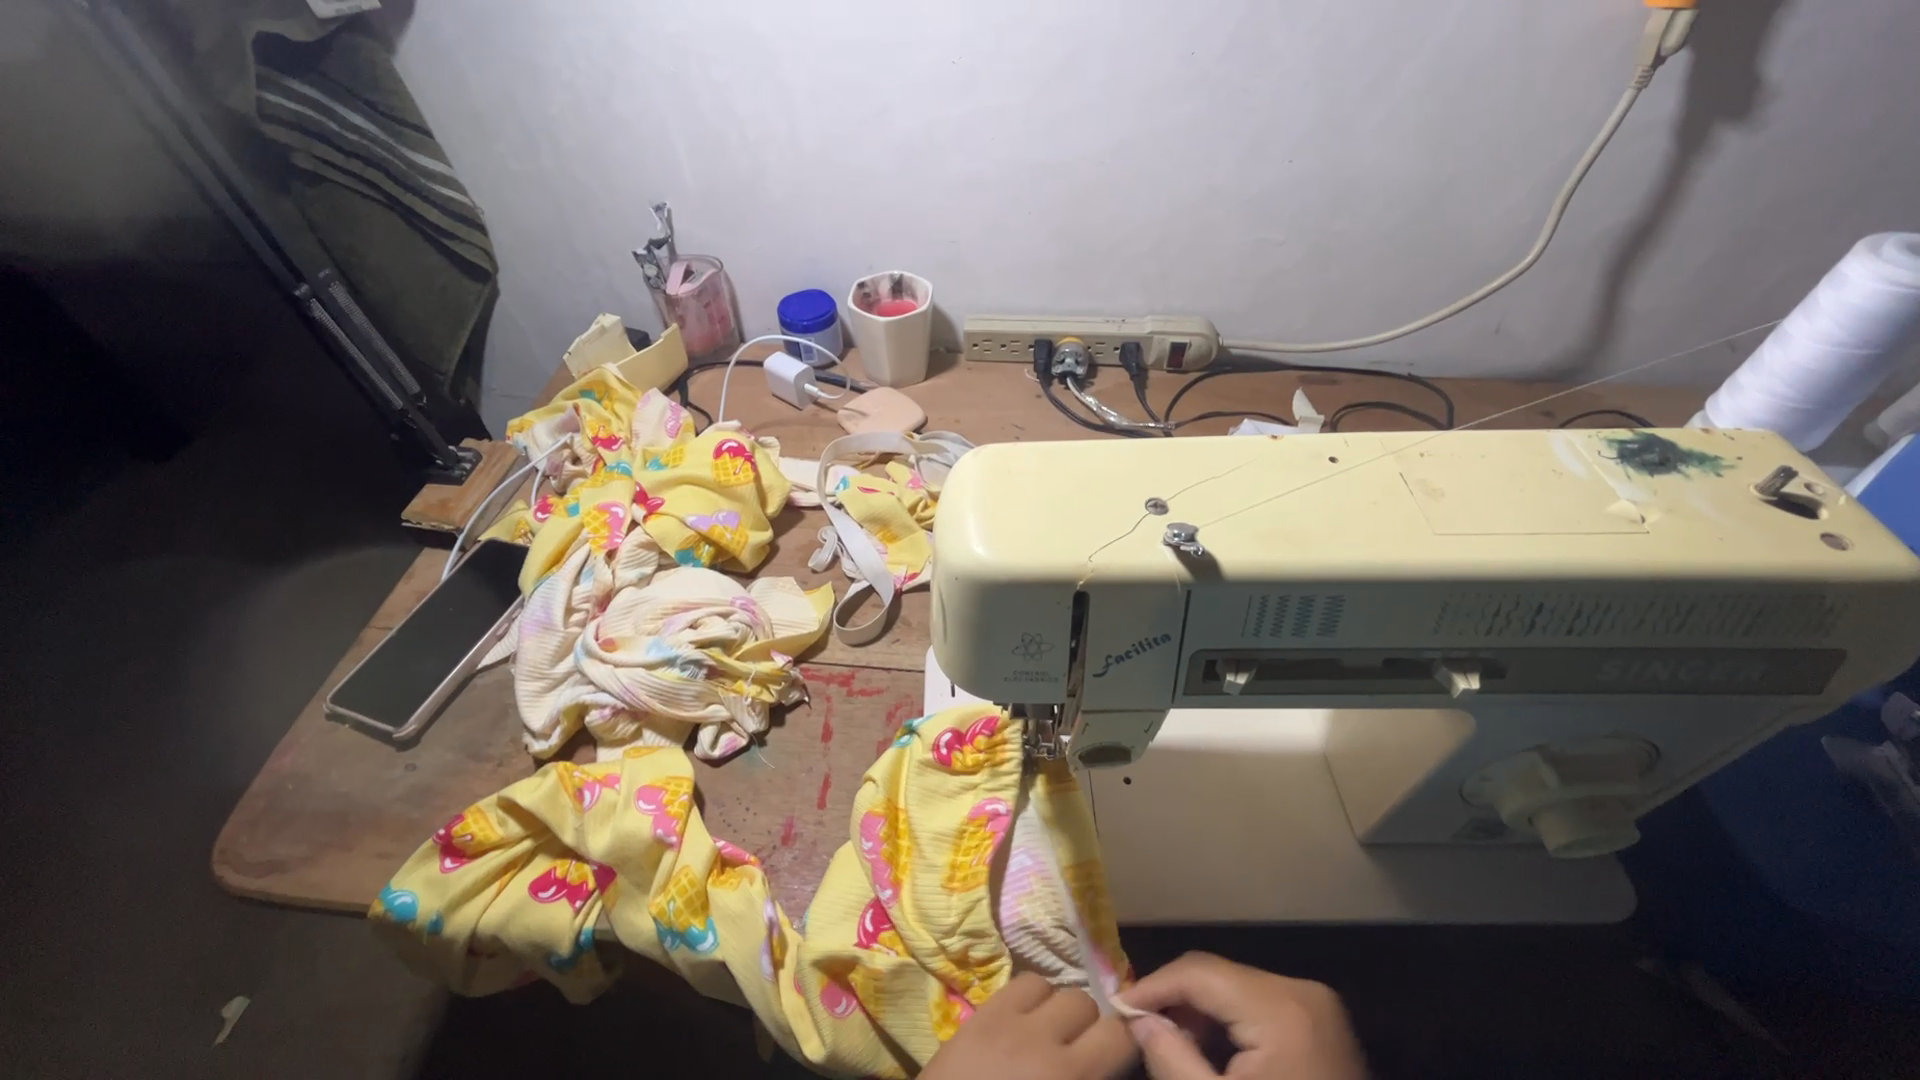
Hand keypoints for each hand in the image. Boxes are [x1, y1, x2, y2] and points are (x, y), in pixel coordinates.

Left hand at [921, 972, 1137, 1079]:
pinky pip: (1026, 982)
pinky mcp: (984, 1014)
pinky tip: (1024, 1022)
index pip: (1120, 1037)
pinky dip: (1034, 998)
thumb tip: (1102, 1071)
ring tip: (1050, 1035)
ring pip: (1061, 989)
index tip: (1116, 1060)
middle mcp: (1047, 1046)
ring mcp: (1013, 1024)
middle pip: (1091, 1007)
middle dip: (1091, 1028)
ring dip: (1062, 1011)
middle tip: (1079, 1053)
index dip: (1126, 1044)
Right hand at [1116, 952, 1364, 1079]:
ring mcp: (1317, 1006)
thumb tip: (1139, 1020)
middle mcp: (1302, 991)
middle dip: (1174, 999)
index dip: (1152, 987)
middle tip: (1138, 1027)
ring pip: (1236, 987)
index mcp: (1281, 1010)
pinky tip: (1207, 1049)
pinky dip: (1229, 1020)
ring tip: (1168, 1040)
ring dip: (1199, 1009)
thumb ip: (1171, 1059)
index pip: (1198, 973)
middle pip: (1218, 975)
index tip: (1116, 1009)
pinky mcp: (1321, 1023)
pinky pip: (1260, 1004)